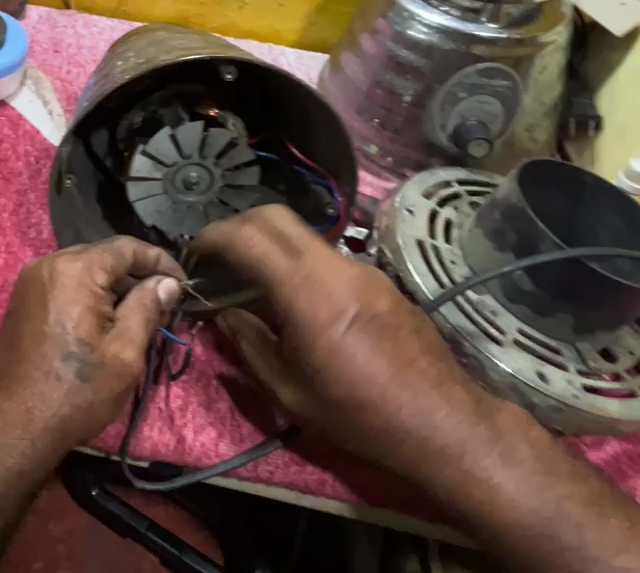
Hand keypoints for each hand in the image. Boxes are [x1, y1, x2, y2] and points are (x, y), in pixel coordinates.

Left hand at [0, 236, 183, 464]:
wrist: (14, 426)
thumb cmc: (76, 392)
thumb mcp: (124, 353)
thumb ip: (147, 307)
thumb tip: (168, 282)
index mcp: (75, 269)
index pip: (126, 247)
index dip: (160, 261)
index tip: (183, 284)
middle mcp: (49, 263)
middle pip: (103, 256)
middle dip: (136, 275)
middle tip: (164, 305)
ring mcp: (31, 280)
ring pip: (84, 269)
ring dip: (113, 287)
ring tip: (139, 316)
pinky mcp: (23, 299)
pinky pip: (65, 283)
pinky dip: (89, 294)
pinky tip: (106, 322)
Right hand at [193, 205, 505, 479]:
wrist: (445, 423)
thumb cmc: (360, 415)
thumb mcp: (290, 392)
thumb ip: (249, 344)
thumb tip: (223, 314)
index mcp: (306, 292)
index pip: (247, 238)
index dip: (213, 236)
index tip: (194, 251)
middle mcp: (334, 266)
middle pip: (275, 216)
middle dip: (238, 224)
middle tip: (218, 252)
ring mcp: (362, 268)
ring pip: (302, 233)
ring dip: (270, 243)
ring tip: (254, 278)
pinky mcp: (380, 279)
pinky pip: (327, 255)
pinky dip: (299, 261)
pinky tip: (298, 298)